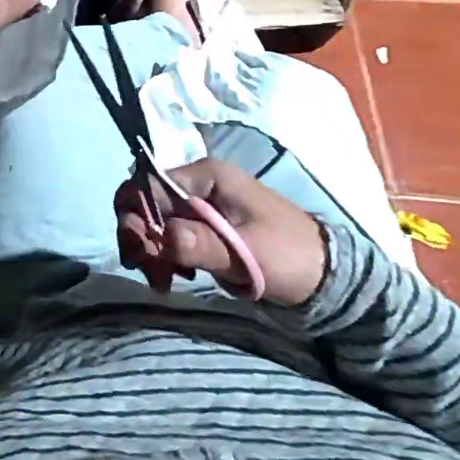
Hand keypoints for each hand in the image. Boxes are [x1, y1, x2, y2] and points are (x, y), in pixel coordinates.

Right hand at [115, 159, 326, 305]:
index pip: (147, 184)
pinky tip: (176, 277)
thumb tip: (161, 237)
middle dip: (140, 238)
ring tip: (166, 282)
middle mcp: (198, 186)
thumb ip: (201, 244)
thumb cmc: (288, 255)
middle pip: (144, 203)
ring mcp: (200, 207)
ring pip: (152, 222)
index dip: (134, 217)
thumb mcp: (246, 252)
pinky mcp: (203, 228)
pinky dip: (164, 257)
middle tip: (154, 275)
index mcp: (207, 177)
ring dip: (150, 251)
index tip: (143, 255)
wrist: (324, 275)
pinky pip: (168, 237)